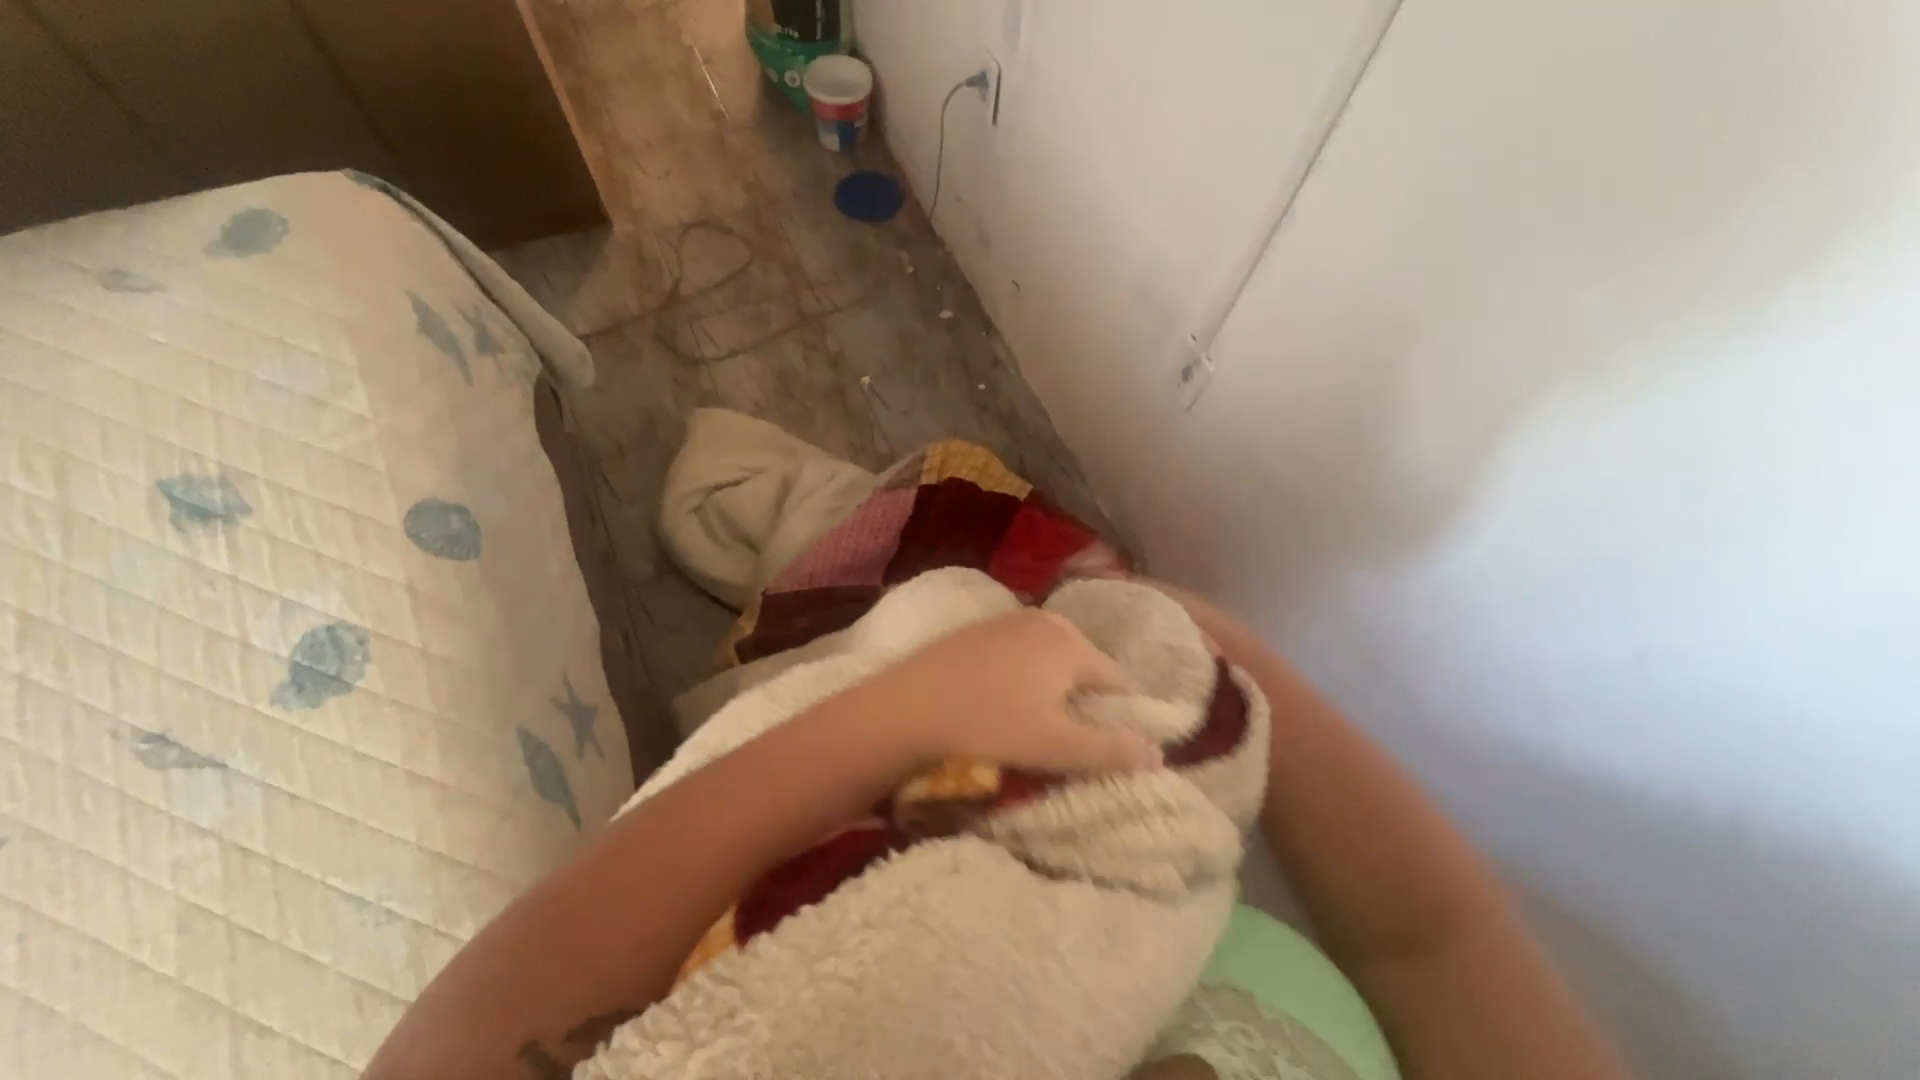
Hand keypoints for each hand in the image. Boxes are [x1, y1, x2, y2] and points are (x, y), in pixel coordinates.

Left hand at [841, 609, 1164, 774]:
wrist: (898, 713)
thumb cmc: (987, 730)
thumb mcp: (1056, 748)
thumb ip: (1112, 750)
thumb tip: (1159, 753)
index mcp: (1071, 642)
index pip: (1119, 682)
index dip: (1123, 718)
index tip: (1112, 750)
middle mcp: (1042, 620)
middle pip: (1082, 667)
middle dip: (1084, 703)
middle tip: (1067, 743)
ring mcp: (1002, 622)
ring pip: (1047, 661)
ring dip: (1050, 692)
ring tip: (1031, 730)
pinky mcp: (970, 633)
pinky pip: (1014, 658)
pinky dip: (1018, 681)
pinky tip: (996, 708)